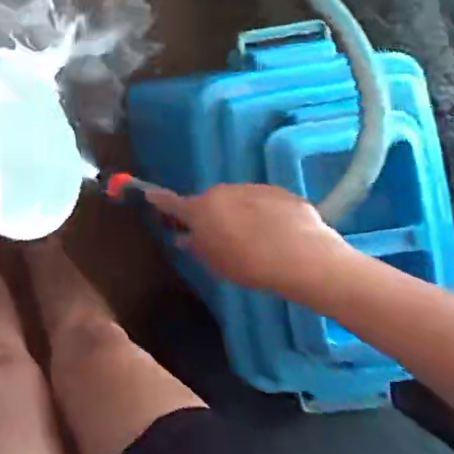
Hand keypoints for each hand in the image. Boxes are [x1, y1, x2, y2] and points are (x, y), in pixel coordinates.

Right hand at [144, 183, 350, 296]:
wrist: (304, 258)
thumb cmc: (250, 265)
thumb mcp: (216, 263)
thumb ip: (197, 247)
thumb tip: (185, 238)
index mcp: (201, 208)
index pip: (171, 202)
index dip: (159, 200)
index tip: (148, 195)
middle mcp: (223, 191)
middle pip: (209, 201)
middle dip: (212, 215)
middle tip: (221, 238)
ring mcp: (253, 188)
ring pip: (238, 200)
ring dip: (240, 214)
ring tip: (256, 241)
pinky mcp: (281, 192)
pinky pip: (264, 203)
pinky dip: (265, 215)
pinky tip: (278, 236)